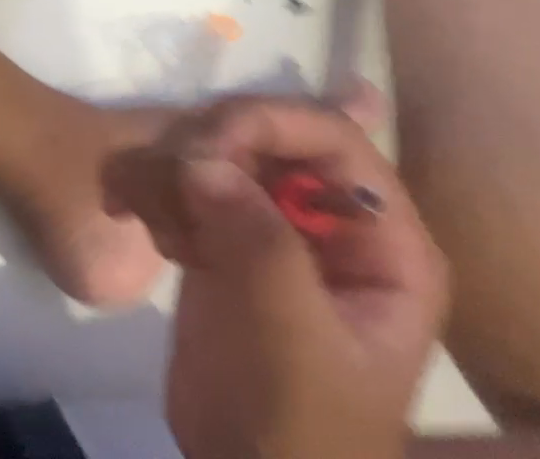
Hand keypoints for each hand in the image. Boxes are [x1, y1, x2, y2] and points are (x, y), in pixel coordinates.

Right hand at [104, 96, 447, 458]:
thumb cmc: (294, 415)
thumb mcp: (289, 334)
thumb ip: (257, 242)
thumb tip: (201, 156)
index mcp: (384, 244)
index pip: (335, 142)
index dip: (271, 125)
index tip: (203, 145)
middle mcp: (333, 226)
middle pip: (274, 139)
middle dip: (216, 146)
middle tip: (169, 178)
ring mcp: (275, 234)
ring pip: (226, 157)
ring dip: (180, 171)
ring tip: (161, 220)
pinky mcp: (224, 245)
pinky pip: (192, 189)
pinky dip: (164, 196)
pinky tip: (155, 235)